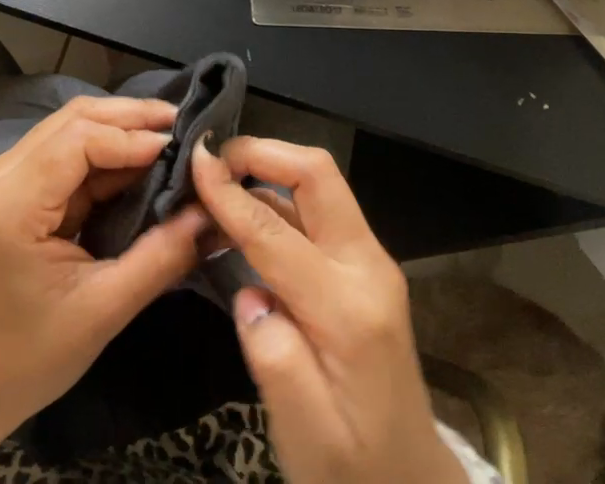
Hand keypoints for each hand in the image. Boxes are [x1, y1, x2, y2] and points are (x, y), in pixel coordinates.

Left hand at [0, 97, 208, 463]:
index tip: (183, 150)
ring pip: (72, 128)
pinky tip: (146, 158)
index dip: (133, 137)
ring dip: (123, 129)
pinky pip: (68, 151)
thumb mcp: (105, 309)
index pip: (78, 140)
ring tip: (175, 139)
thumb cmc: (34, 353)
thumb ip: (160, 256)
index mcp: (12, 204)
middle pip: (74, 120)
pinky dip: (109, 150)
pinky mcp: (17, 186)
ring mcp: (5, 177)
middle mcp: (1, 175)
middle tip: (188, 128)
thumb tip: (210, 212)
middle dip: (133, 119)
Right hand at [192, 137, 466, 483]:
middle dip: (261, 153)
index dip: (228, 192)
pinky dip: (275, 199)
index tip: (192, 161)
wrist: (411, 483)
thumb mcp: (305, 433)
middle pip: (319, 177)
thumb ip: (274, 358)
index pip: (276, 232)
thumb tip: (249, 295)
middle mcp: (368, 270)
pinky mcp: (361, 272)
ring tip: (212, 182)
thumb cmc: (353, 466)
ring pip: (319, 188)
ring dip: (266, 172)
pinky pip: (317, 215)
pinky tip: (238, 217)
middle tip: (208, 158)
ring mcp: (369, 266)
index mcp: (350, 309)